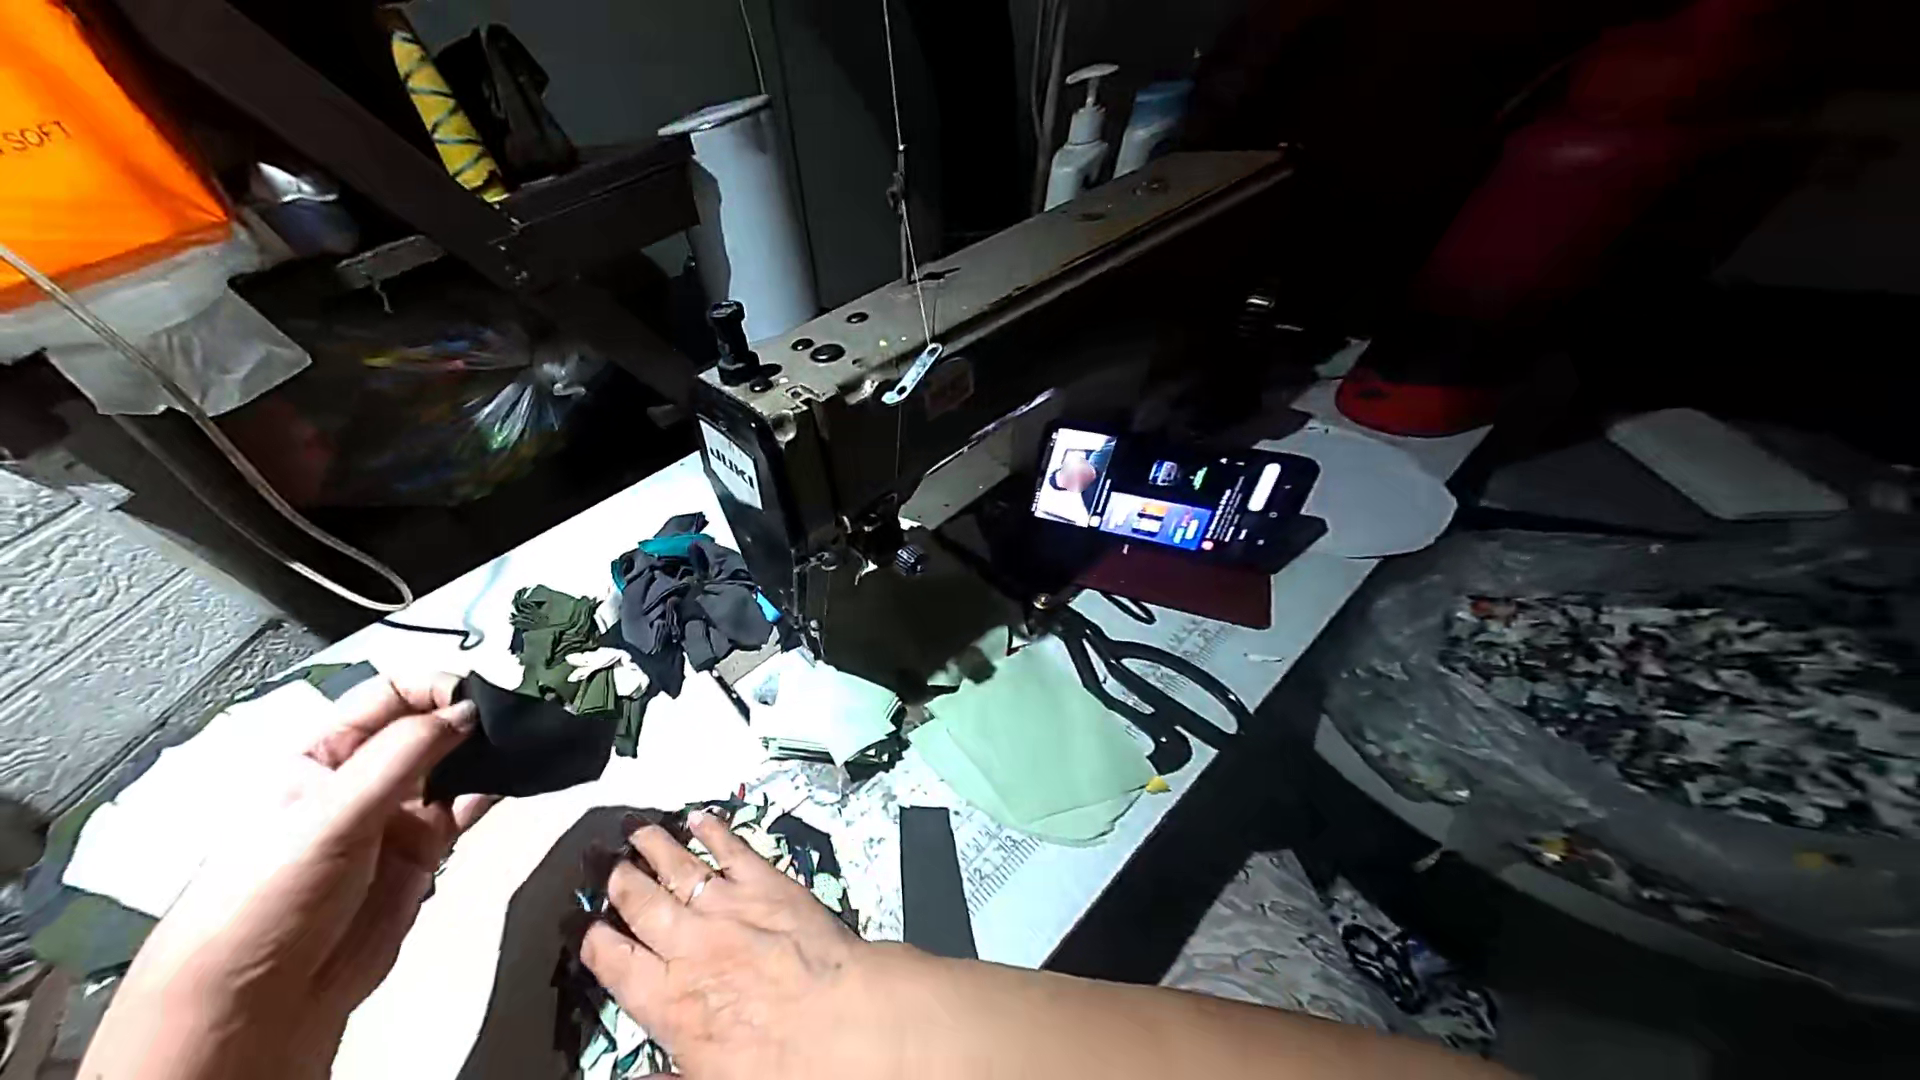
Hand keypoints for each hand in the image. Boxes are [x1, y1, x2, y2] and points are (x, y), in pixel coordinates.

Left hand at [81, 673, 496, 1079]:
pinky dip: (496, 788)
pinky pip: (471, 802)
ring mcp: (399, 811)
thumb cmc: (270, 898)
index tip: (476, 696)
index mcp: (324, 755)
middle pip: (431, 725)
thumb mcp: (330, 815)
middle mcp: (365, 776)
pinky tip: (513, 780)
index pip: (389, 695)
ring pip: (459, 762)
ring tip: (525, 744)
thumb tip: (471, 709)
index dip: (434, 688)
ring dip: (492, 750)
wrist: (260, 1004)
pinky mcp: (428, 845)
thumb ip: (404, 755)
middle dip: (473, 715)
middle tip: (517, 715)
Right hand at [580, 812, 921, 1079]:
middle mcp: (689, 945)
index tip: (587, 928)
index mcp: (668, 1000)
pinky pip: (731, 849)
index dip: (596, 941)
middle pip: (641, 903)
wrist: (843, 1018)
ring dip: (655, 845)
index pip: (614, 962)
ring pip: (679, 866)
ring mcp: (727, 905)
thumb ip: (661, 1079)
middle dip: (621, 881)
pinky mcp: (765, 882)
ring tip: (638, 829)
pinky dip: (713, 830)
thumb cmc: (780, 1064)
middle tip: (608, 865)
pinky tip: (699, 817)